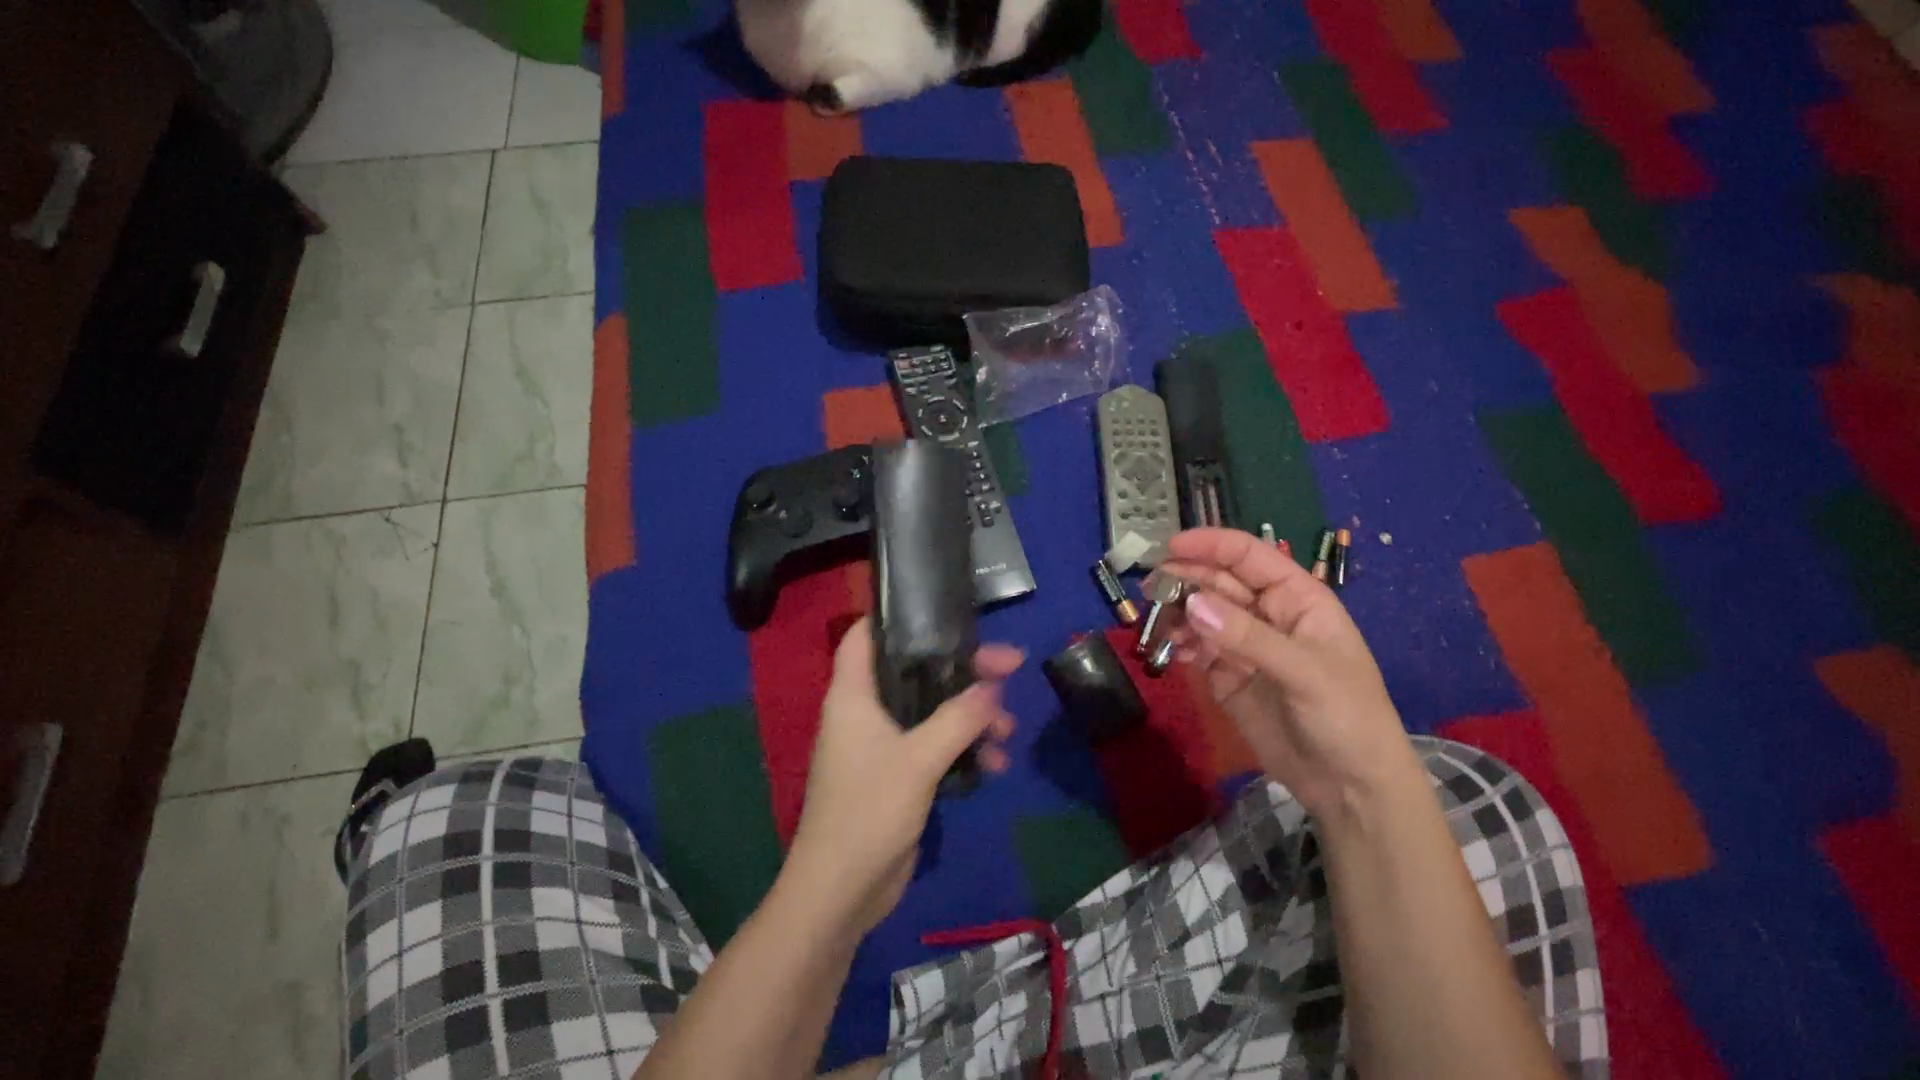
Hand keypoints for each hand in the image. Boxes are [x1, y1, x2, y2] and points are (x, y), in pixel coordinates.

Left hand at [781, 618, 1022, 935]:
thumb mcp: (918, 759)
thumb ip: (957, 719)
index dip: (895, 616)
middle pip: (915, 673)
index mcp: (853, 695)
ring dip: (971, 718)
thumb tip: (992, 689)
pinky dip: (963, 751)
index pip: (864, 636)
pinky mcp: (897, 778)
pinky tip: (995, 766)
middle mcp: (865, 713)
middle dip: (963, 672)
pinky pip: (935, 749)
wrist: (842, 890)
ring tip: (1009, 733)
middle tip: (1010, 667)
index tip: (942, 608)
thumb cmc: (868, 811)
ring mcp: (881, 747)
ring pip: (932, 713)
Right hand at [1158, 528, 1421, 820]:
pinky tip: (1170, 651)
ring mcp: (1246, 647)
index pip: (1249, 557)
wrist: (1350, 786)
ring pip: (1203, 615)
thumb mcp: (1305, 672)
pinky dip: (1180, 646)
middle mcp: (1268, 615)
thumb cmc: (1347, 716)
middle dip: (1186, 579)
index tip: (1170, 547)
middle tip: (1150, 587)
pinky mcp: (1228, 679)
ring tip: (1156, 623)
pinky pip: (1197, 651)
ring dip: (1178, 613)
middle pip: (1219, 582)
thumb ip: (1248, 637)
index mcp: (1298, 599)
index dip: (1211, 546)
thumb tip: (1191, 605)